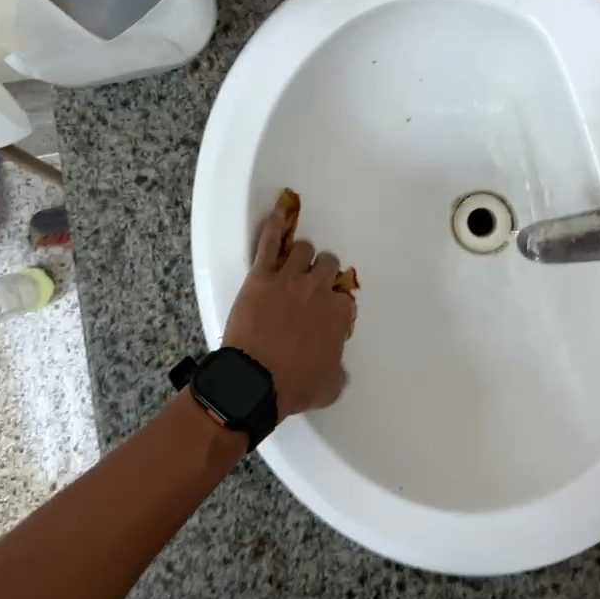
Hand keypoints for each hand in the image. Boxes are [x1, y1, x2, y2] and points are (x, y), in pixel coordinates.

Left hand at [220, 208, 354, 418]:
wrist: (255, 381)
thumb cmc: (294, 386)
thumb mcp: (329, 386)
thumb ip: (338, 370)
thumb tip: (338, 366)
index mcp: (338, 314)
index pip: (344, 299)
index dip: (334, 305)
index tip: (325, 314)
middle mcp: (318, 290)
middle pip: (327, 265)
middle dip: (321, 272)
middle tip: (311, 284)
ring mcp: (290, 278)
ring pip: (303, 249)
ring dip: (301, 256)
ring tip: (293, 264)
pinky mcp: (262, 275)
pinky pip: (270, 241)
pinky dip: (275, 225)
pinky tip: (279, 212)